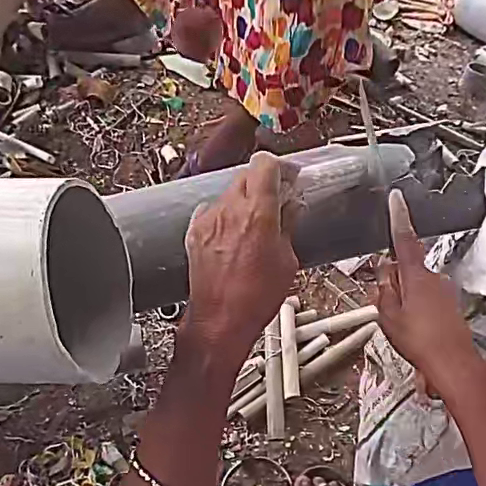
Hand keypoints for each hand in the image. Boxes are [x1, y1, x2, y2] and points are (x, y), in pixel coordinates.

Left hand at [180, 152, 299, 366]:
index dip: (280, 168)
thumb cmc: (253, 299)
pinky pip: (212, 211)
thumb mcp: (287, 260)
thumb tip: (291, 207)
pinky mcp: (194, 232)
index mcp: (258, 213)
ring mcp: (209, 220)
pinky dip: (225, 216)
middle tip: (277, 198)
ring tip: (256, 222)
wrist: (220, 321)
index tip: (288, 177)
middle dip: (263, 183)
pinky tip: (235, 235)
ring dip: (244, 200)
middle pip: (246, 175)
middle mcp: (229, 211)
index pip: (265, 165)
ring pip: (228, 193)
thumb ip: (288, 225)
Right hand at [375, 189, 479, 389]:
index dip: (399, 218)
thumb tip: (384, 269)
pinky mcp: (449, 306)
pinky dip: (416, 309)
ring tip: (401, 325)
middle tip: (386, 306)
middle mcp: (434, 279)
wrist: (453, 365)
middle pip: (406, 267)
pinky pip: (426, 299)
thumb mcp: (388, 315)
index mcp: (416, 276)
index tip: (396, 199)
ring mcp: (444, 292)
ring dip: (405, 298)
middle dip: (394, 281)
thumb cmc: (422, 342)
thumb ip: (384, 288)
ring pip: (415, 285)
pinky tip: (413, 330)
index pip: (404, 239)